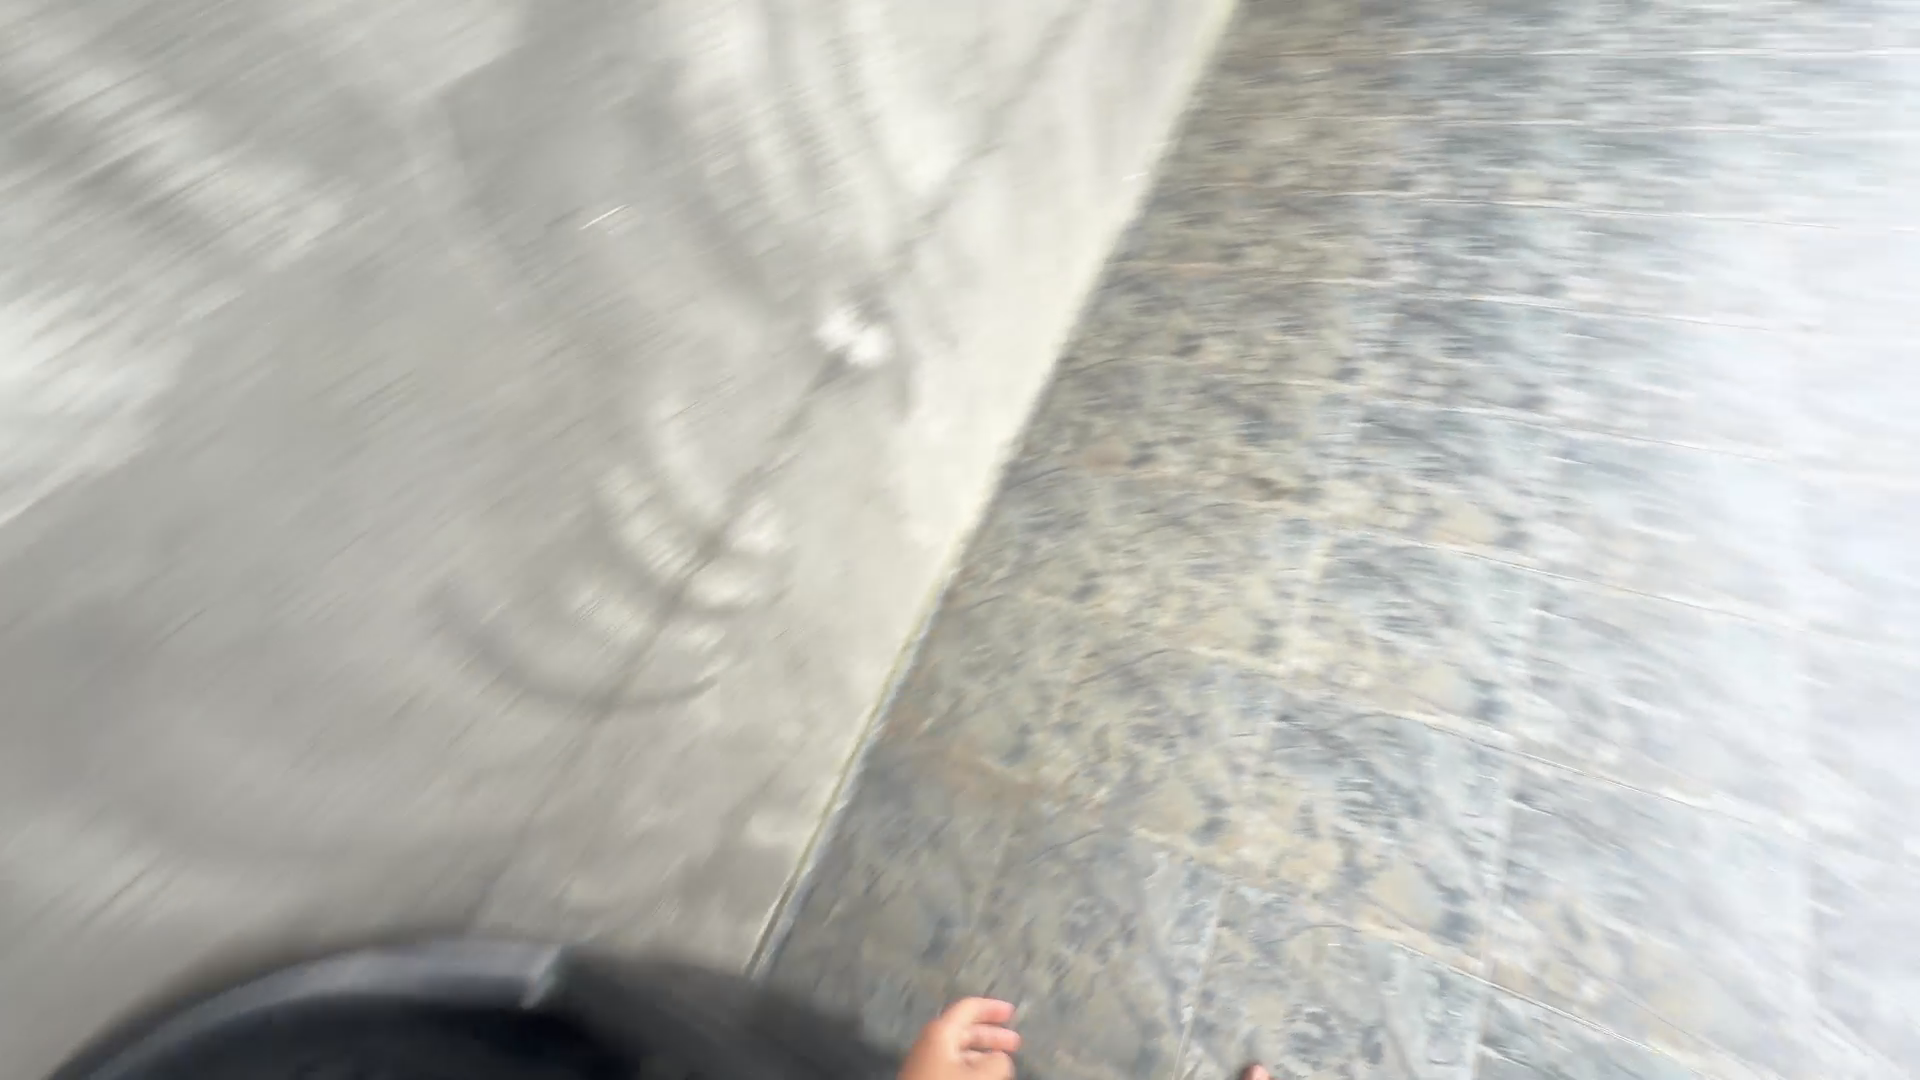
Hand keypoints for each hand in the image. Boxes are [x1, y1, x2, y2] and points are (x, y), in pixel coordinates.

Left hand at [899, 998, 1021, 1079]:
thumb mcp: (976, 1077)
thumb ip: (995, 1063)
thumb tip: (1001, 1058)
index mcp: (942, 1030)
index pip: (969, 1008)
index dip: (992, 1008)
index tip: (1012, 1012)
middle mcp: (933, 1040)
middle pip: (966, 1029)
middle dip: (992, 1035)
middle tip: (1016, 1042)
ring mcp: (928, 1061)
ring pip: (961, 1051)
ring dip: (984, 1054)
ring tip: (1005, 1065)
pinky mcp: (926, 1078)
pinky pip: (954, 1066)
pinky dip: (972, 1068)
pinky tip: (983, 1078)